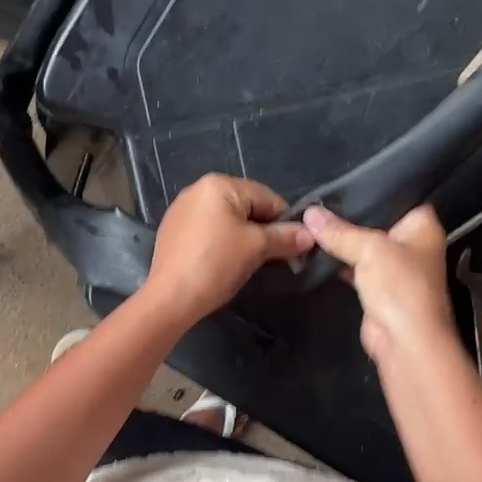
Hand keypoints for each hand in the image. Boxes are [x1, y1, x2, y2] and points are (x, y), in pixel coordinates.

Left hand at [144, 174, 313, 324]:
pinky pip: (207, 231)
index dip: (284, 222)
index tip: (293, 247)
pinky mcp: (172, 232)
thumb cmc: (216, 264)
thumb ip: (285, 237)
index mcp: (218, 184)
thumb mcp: (256, 248)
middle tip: (272, 258)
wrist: (171, 298)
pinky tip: (223, 264)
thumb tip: (310, 235)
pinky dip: (221, 244)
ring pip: (226, 220)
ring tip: (247, 263)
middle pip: (246, 207)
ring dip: (242, 239)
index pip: (266, 197)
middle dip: (262, 231)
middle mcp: (197, 190)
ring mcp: (181, 211)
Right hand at [303, 204, 455, 363]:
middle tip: (318, 202)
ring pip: (363, 245)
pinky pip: (354, 266)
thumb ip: (339, 231)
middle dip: (349, 215)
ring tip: (310, 223)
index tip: (342, 180)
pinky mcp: (377, 287)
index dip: (373, 188)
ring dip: (340, 240)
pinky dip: (337, 262)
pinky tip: (314, 252)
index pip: (400, 195)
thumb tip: (309, 212)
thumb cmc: (400, 286)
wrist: (404, 341)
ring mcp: (394, 267)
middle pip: (376, 221)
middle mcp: (411, 243)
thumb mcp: (369, 249)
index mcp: (422, 226)